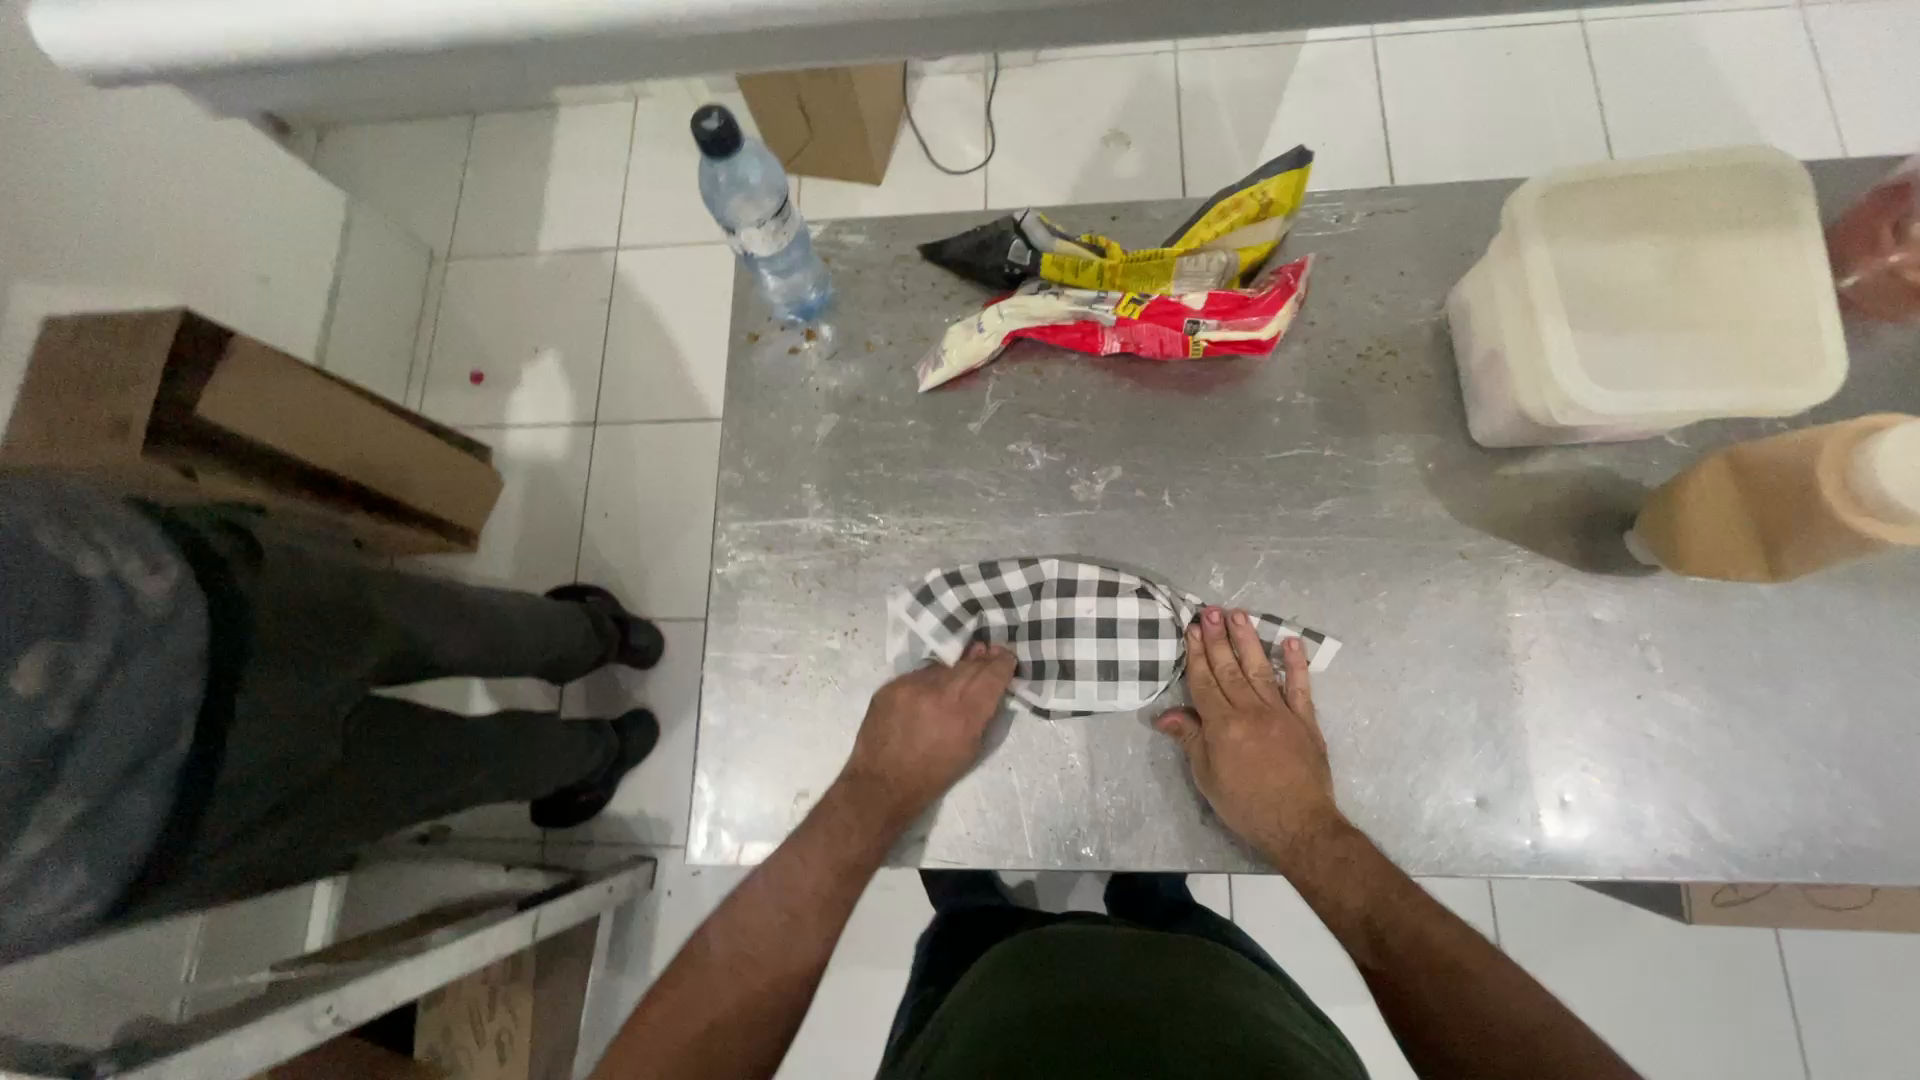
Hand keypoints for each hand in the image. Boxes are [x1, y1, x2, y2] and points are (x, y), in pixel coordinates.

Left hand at [838, 643, 1016, 823]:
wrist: (881, 783)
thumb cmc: (932, 776)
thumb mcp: (971, 751)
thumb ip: (983, 715)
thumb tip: (991, 687)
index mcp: (964, 715)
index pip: (991, 676)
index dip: (1003, 664)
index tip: (1007, 657)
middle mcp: (939, 693)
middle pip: (969, 665)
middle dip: (983, 660)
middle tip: (991, 652)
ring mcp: (911, 686)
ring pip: (944, 667)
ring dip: (956, 668)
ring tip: (963, 668)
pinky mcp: (891, 685)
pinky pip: (919, 675)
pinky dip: (930, 679)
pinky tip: (930, 690)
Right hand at [1154, 607, 1346, 868]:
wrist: (1299, 825)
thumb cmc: (1245, 805)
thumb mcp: (1207, 777)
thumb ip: (1190, 739)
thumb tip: (1164, 716)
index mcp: (1222, 725)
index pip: (1204, 681)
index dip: (1197, 654)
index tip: (1192, 629)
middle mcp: (1250, 711)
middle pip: (1229, 668)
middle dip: (1218, 637)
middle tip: (1210, 610)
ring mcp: (1281, 713)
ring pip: (1260, 669)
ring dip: (1248, 640)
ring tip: (1239, 615)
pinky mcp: (1306, 721)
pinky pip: (1300, 687)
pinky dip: (1297, 664)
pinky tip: (1291, 642)